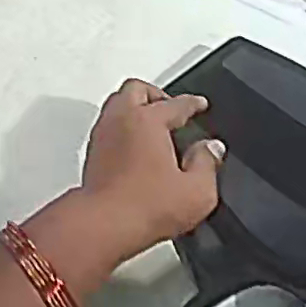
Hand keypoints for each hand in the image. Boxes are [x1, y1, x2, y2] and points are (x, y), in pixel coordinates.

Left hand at [77, 79, 223, 261]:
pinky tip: (139, 139)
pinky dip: (126, 119)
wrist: (109, 217)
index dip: (191, 103)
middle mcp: (120, 118)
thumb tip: (211, 148)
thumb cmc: (149, 204)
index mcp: (146, 121)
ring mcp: (103, 129)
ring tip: (158, 122)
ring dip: (138, 104)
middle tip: (174, 108)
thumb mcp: (197, 189)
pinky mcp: (94, 144)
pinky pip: (110, 119)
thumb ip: (206, 162)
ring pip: (119, 101)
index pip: (173, 103)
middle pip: (136, 89)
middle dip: (157, 94)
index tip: (199, 103)